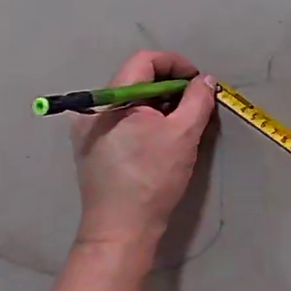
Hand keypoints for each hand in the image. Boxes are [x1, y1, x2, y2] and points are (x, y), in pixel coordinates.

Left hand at [70, 52, 216, 254]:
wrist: (121, 230)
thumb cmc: (152, 178)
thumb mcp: (184, 134)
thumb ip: (198, 100)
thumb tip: (204, 80)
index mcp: (110, 99)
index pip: (144, 60)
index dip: (175, 64)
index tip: (196, 82)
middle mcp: (92, 108)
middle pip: (134, 79)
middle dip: (168, 85)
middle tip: (192, 103)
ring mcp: (86, 130)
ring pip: (128, 101)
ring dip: (156, 104)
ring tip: (178, 123)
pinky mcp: (89, 149)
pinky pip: (119, 120)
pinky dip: (142, 120)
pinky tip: (158, 140)